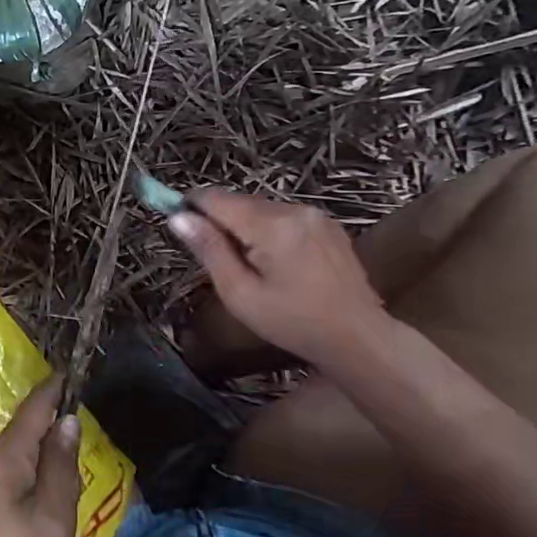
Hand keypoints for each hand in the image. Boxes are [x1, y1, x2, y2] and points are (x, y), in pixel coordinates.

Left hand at [0, 377, 81, 536]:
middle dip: (57, 413)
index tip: (79, 368)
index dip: (56, 388)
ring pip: (28, 448)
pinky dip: (46, 463)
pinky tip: (63, 472)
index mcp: (5, 457)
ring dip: (53, 440)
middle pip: (29, 425)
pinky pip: (24, 469)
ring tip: (83, 433)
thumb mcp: (55, 516)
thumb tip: (68, 420)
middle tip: (91, 404)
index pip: (34, 408)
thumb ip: (62, 464)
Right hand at [169, 189, 389, 360]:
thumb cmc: (293, 323)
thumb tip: (178, 217)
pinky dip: (269, 230)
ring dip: (245, 227)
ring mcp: (315, 214)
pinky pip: (283, 216)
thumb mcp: (240, 294)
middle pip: (239, 202)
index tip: (180, 225)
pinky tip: (276, 262)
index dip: (192, 207)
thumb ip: (209, 250)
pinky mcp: (327, 223)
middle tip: (220, 261)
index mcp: (272, 226)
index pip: (216, 198)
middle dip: (221, 222)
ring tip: (250, 266)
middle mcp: (294, 209)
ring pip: (261, 208)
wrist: (358, 337)